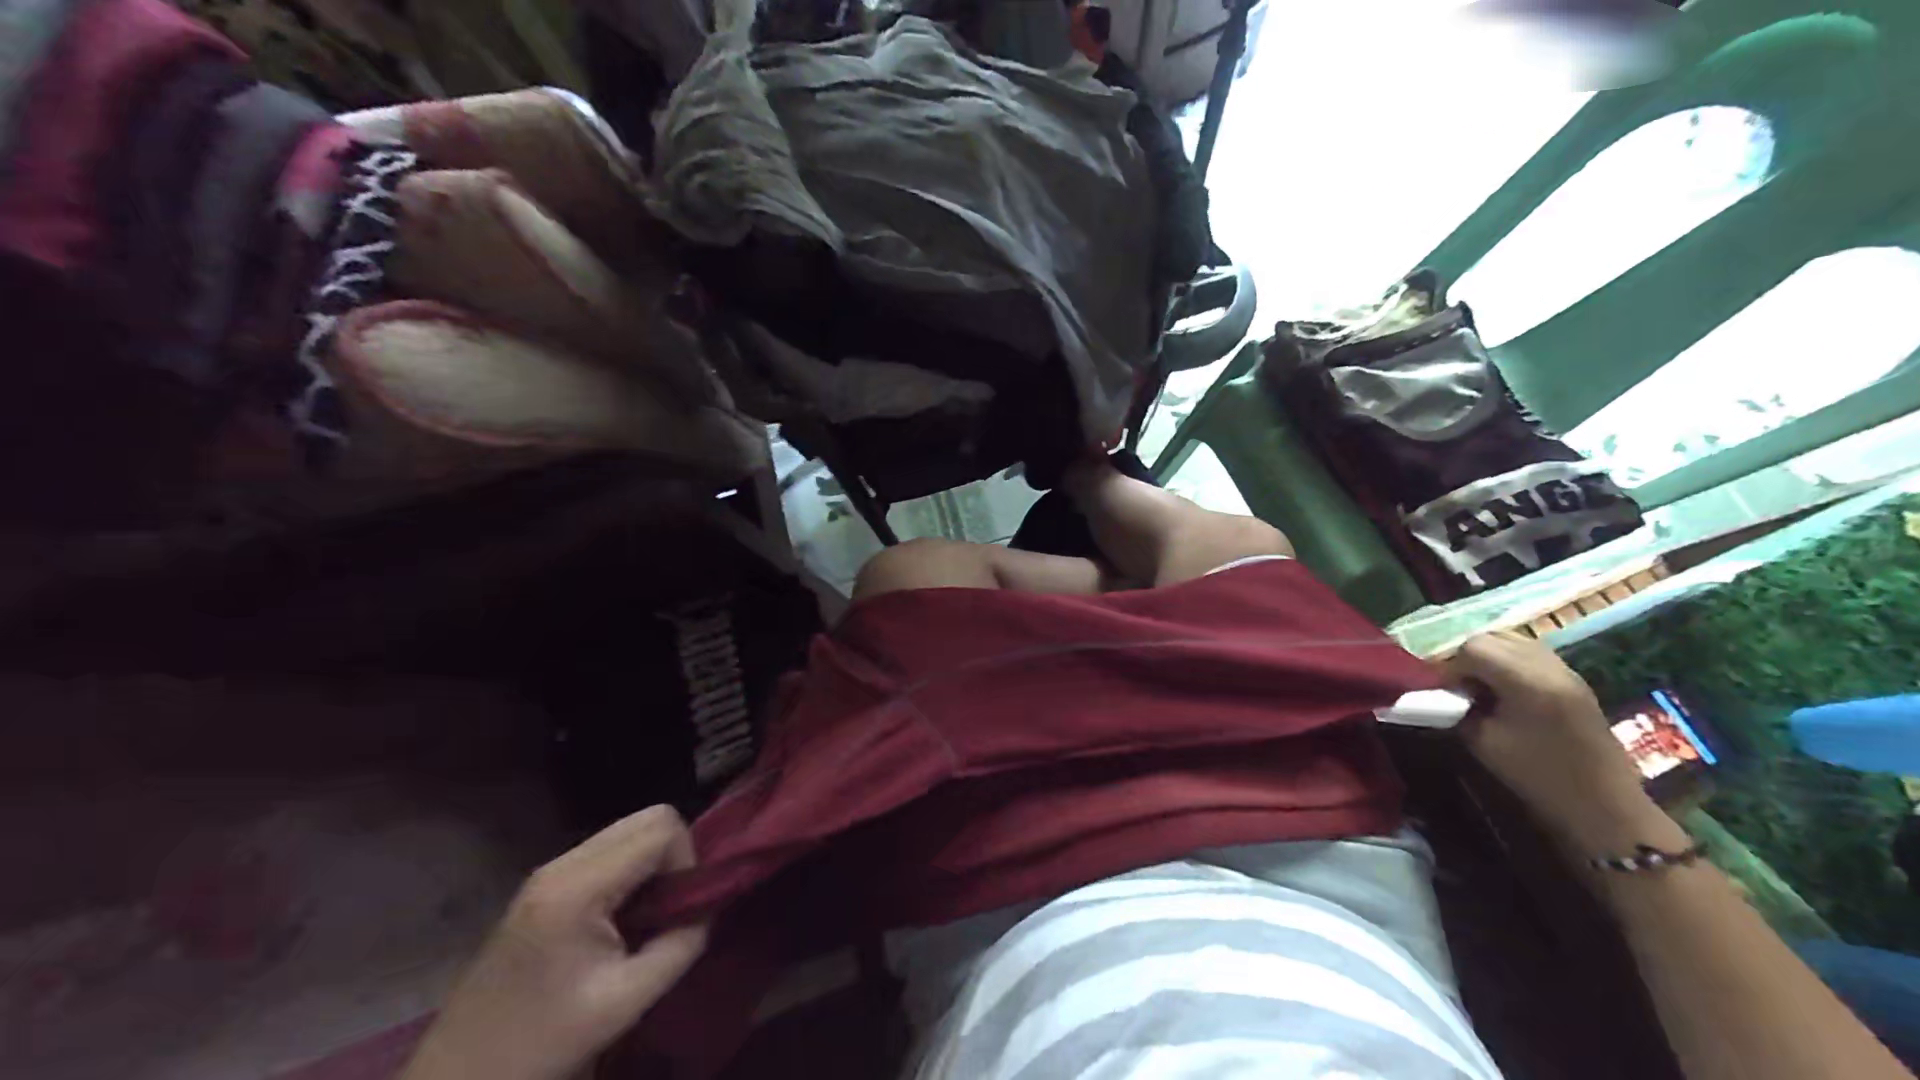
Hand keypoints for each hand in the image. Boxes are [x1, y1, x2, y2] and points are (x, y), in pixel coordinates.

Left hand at [401, 806, 707, 1079]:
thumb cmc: (542, 1044)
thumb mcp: (625, 1002)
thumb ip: (681, 946)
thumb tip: (709, 907)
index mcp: (578, 888)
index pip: (662, 827)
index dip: (686, 861)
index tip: (680, 910)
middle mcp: (561, 864)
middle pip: (648, 817)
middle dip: (673, 856)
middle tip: (669, 909)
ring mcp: (548, 871)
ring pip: (629, 830)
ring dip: (652, 863)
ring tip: (646, 917)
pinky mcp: (544, 884)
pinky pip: (608, 850)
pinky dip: (631, 871)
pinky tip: (620, 920)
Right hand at [1440, 632, 1675, 853]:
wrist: (1603, 805)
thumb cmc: (1538, 776)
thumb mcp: (1482, 742)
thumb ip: (1456, 709)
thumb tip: (1438, 693)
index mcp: (1527, 681)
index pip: (1473, 648)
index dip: (1449, 665)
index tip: (1441, 690)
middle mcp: (1549, 667)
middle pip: (1491, 638)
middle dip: (1465, 657)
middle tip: (1457, 686)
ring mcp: (1566, 671)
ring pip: (1512, 640)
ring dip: (1487, 656)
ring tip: (1478, 685)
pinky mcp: (1573, 680)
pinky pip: (1531, 653)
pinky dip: (1508, 661)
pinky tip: (1503, 688)